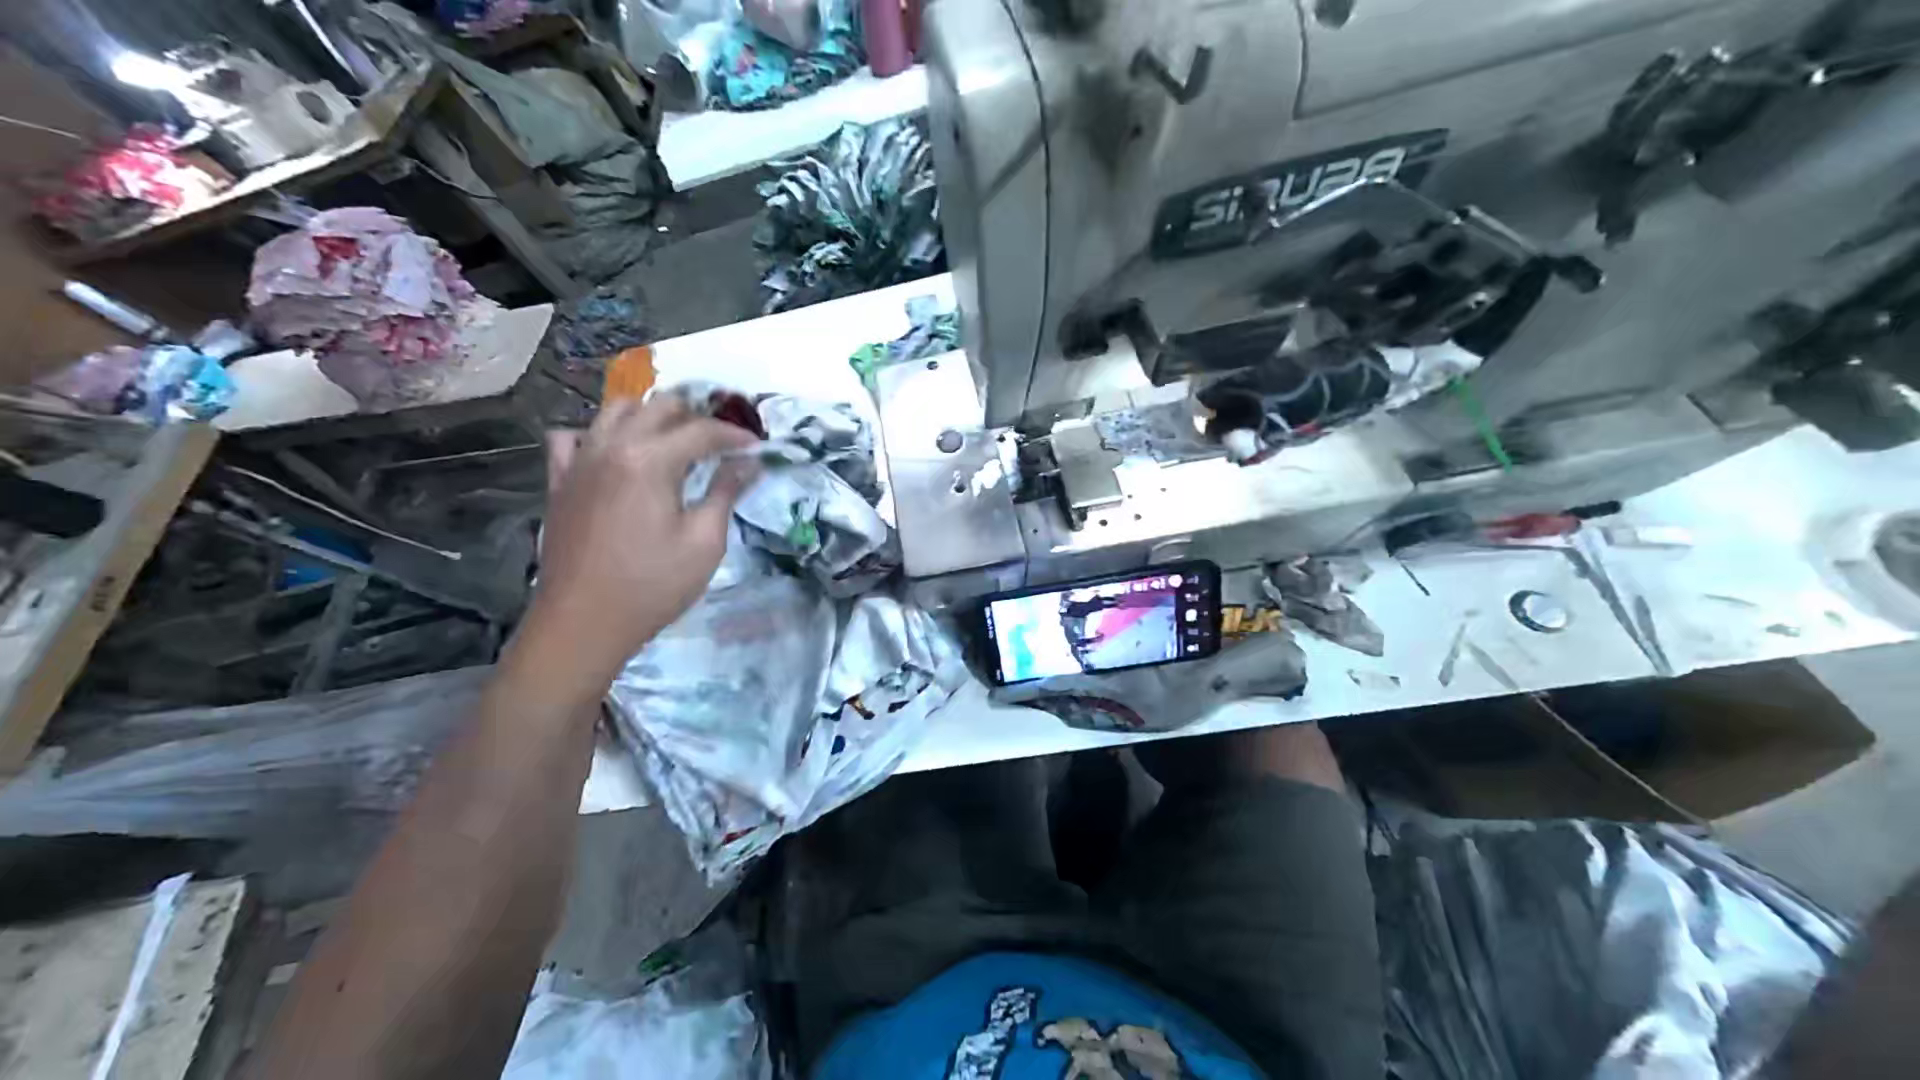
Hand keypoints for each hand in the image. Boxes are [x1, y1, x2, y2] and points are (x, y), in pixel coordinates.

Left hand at [511, 396, 758, 694]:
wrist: (583, 622)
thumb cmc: (652, 585)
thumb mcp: (704, 542)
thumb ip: (725, 492)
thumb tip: (747, 462)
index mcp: (649, 459)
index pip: (702, 429)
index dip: (734, 435)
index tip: (756, 447)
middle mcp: (612, 446)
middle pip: (659, 406)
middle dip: (696, 416)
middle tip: (720, 443)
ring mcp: (580, 460)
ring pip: (616, 410)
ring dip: (650, 416)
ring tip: (673, 440)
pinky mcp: (560, 481)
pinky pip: (572, 437)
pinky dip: (597, 434)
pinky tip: (614, 454)